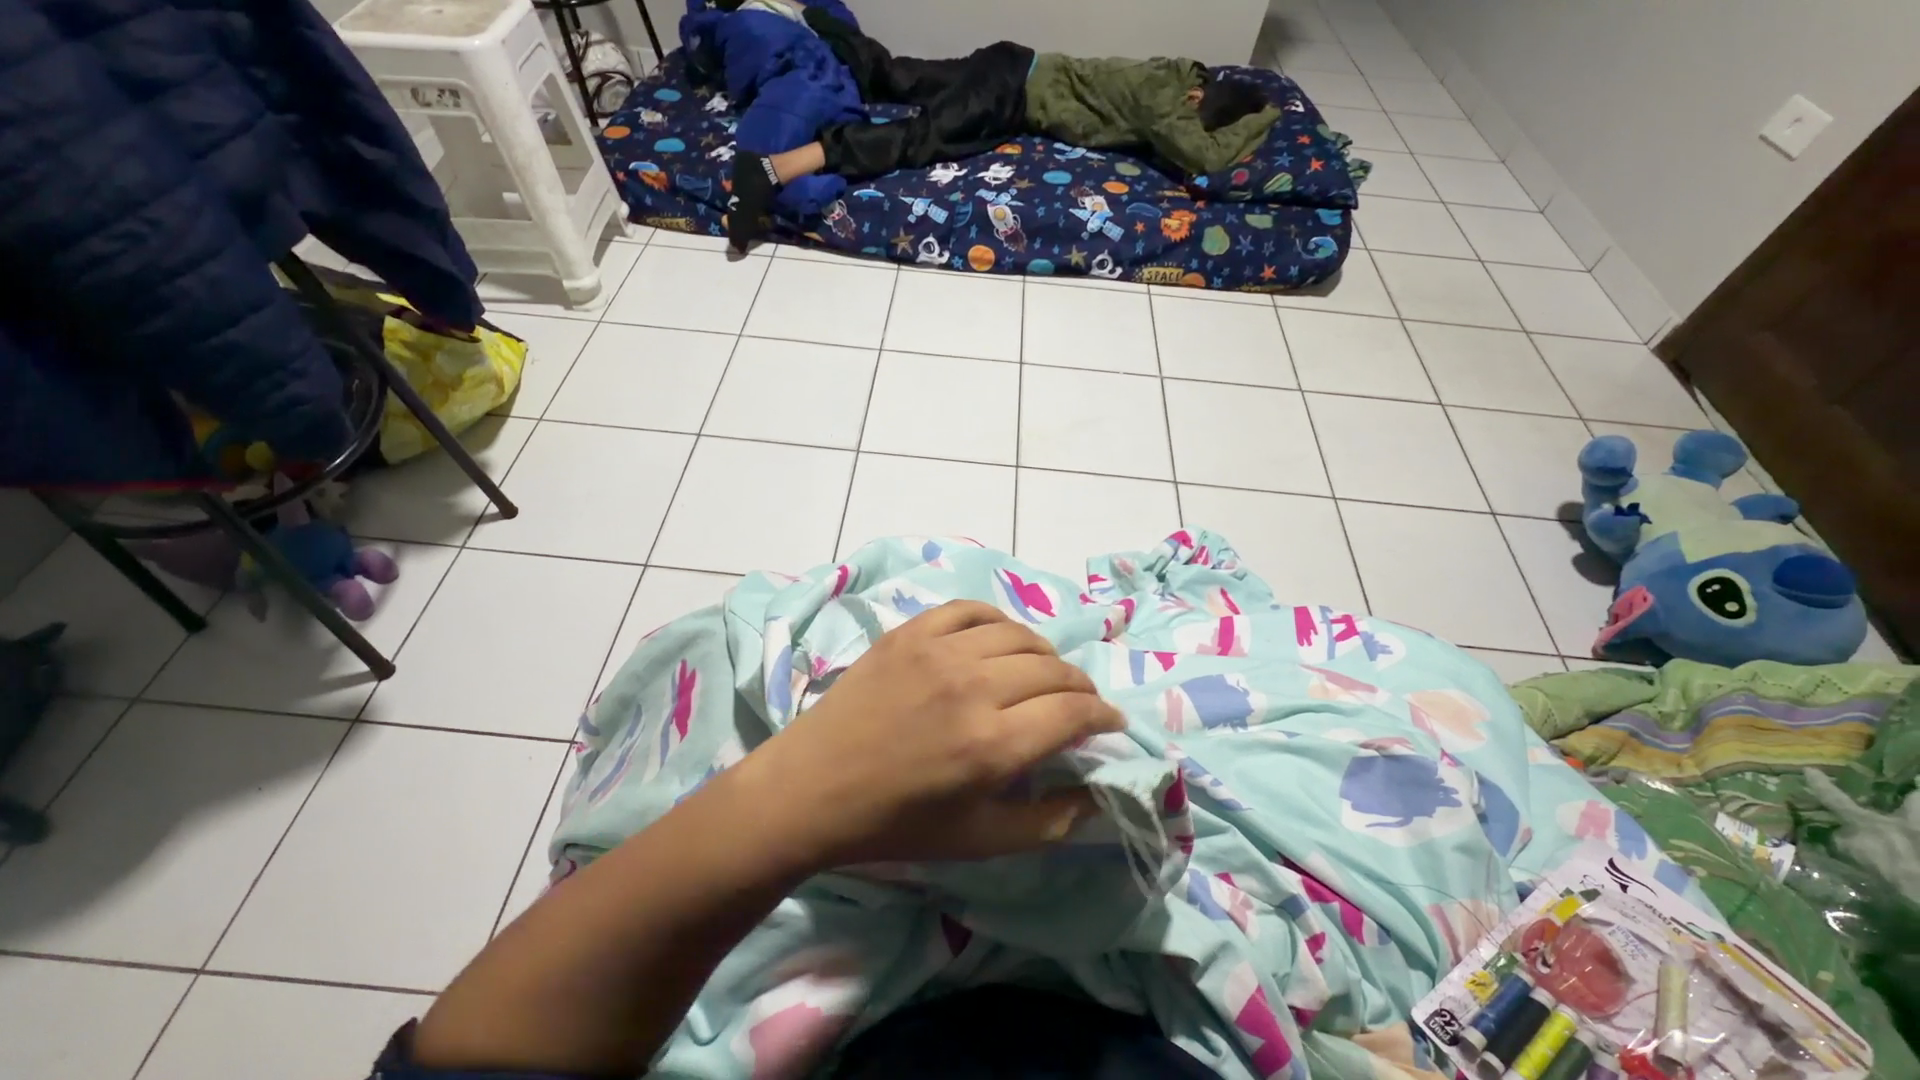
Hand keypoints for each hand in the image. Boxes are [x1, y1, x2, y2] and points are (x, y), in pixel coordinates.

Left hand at [730, 601, 1123, 869]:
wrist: (812, 789)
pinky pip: (970, 609)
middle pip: (1053, 668)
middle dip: (1080, 687)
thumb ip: (1048, 822)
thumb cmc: (896, 824)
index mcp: (993, 745)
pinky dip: (996, 622)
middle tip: (1079, 704)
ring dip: (1044, 654)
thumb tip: (1099, 797)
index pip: (1074, 711)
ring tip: (1043, 674)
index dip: (1103, 715)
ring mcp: (938, 652)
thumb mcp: (979, 841)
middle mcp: (973, 687)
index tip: (1110, 723)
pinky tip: (998, 641)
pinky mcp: (908, 634)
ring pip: (1019, 634)